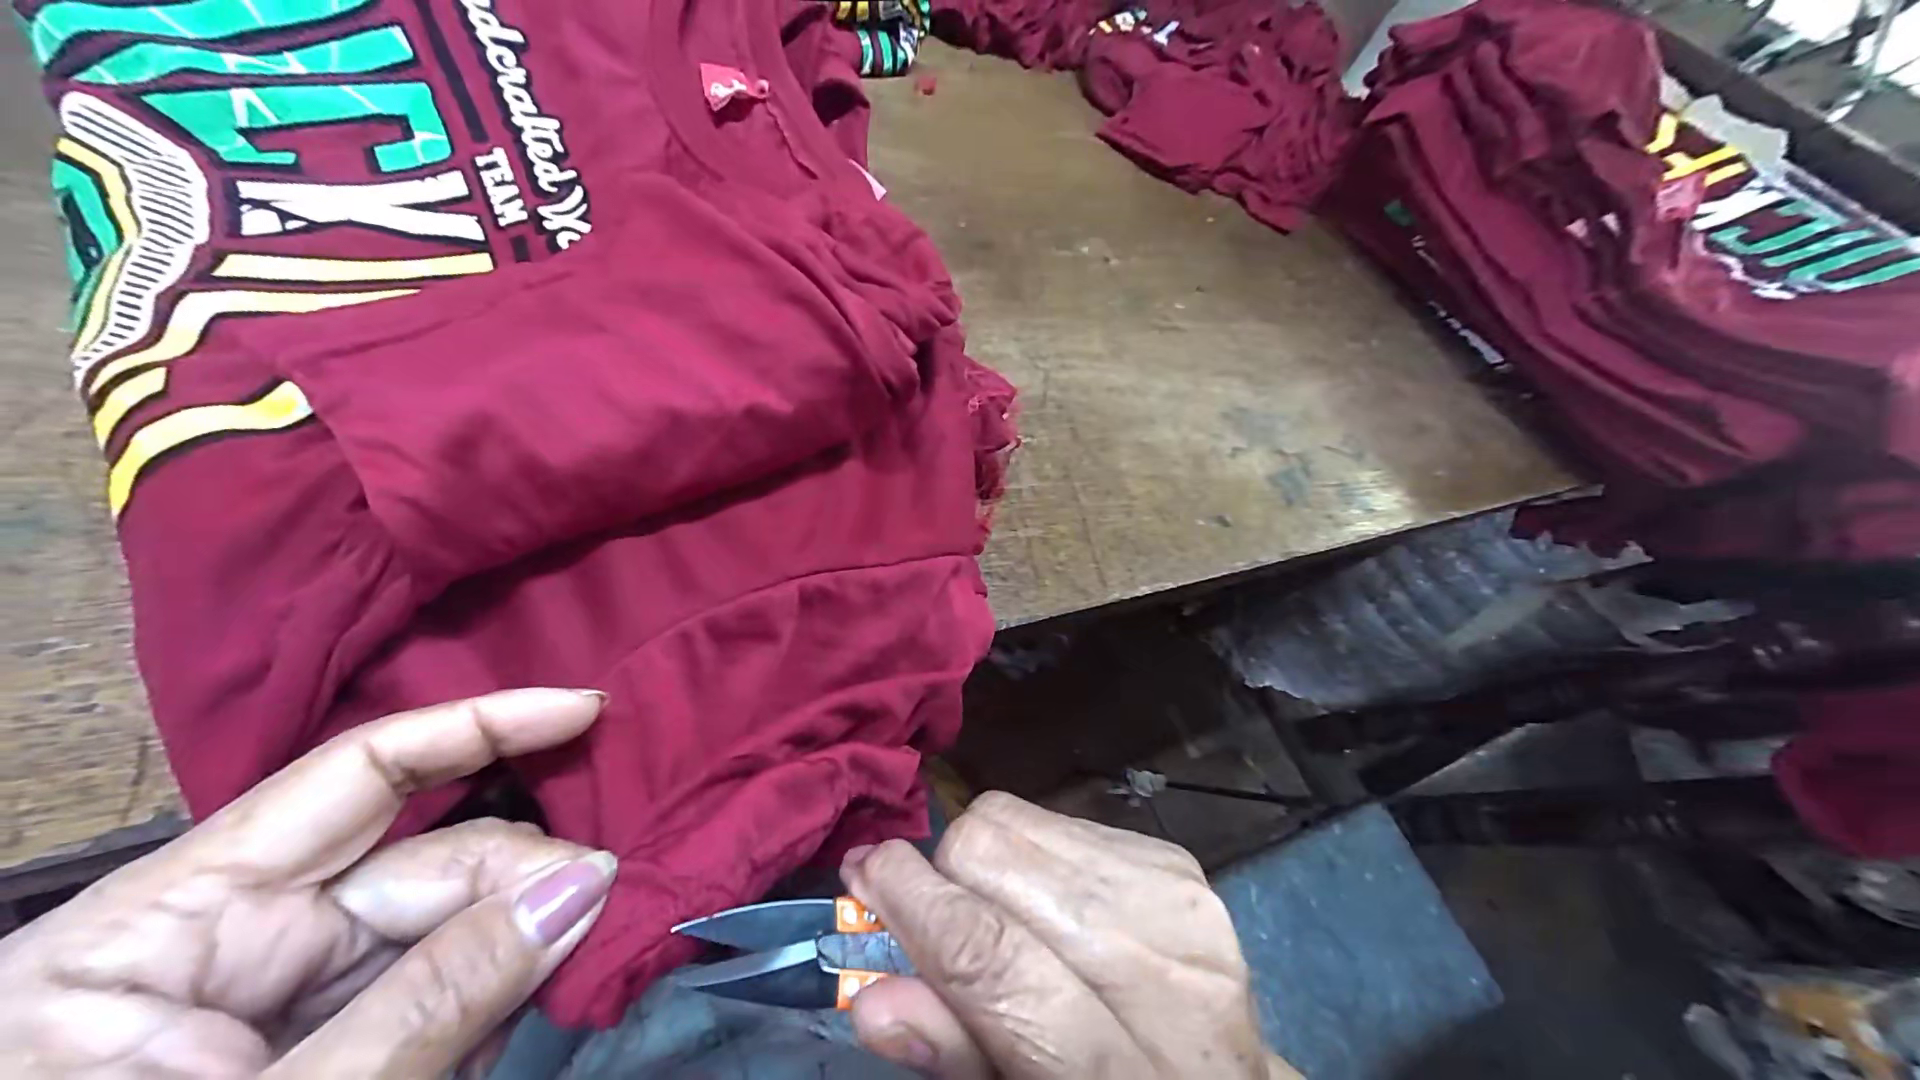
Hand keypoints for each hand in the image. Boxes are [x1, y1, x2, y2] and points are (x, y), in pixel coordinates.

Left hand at [0, 688, 614, 1078]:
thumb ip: (434, 999)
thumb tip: (585, 882)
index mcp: (160, 930)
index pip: (355, 775)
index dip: (480, 726)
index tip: (587, 709)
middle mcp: (229, 939)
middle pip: (426, 861)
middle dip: (521, 877)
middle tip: (603, 908)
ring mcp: (281, 992)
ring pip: (447, 923)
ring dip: (518, 944)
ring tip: (566, 977)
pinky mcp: (327, 1036)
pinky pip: (441, 984)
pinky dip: (492, 999)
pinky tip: (507, 1029)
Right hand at [841, 792, 1298, 1078]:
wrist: (1222, 1076)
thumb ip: (954, 1052)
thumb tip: (870, 997)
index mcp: (1120, 1067)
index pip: (994, 957)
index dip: (914, 902)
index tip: (861, 871)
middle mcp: (1161, 966)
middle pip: (1000, 855)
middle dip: (944, 870)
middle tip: (929, 903)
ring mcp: (1174, 897)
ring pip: (1021, 819)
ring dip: (983, 855)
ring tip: (992, 903)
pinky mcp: (1175, 858)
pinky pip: (1056, 815)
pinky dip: (1026, 848)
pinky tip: (1044, 894)